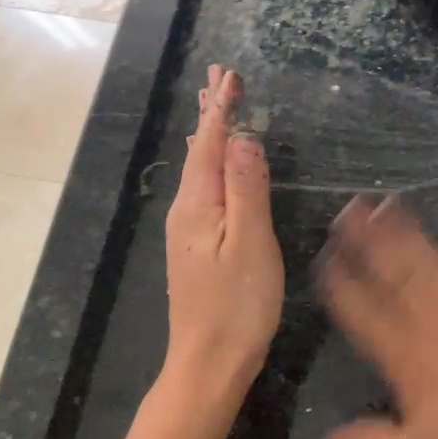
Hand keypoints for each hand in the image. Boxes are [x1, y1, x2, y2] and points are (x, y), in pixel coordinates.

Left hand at [162, 65, 283, 400]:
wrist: (210, 363)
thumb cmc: (238, 304)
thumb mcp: (250, 243)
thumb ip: (247, 188)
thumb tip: (242, 136)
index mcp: (198, 205)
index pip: (209, 144)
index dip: (221, 109)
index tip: (229, 74)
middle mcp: (186, 211)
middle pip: (198, 151)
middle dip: (209, 113)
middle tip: (217, 77)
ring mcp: (188, 230)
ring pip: (199, 168)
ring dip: (208, 133)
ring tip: (213, 106)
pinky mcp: (197, 246)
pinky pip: (204, 186)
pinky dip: (211, 161)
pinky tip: (213, 163)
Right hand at [313, 195, 437, 438]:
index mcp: (404, 359)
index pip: (362, 314)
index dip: (340, 285)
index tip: (322, 258)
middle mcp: (431, 323)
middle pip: (391, 275)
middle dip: (365, 242)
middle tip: (345, 213)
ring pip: (428, 261)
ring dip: (404, 230)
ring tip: (383, 202)